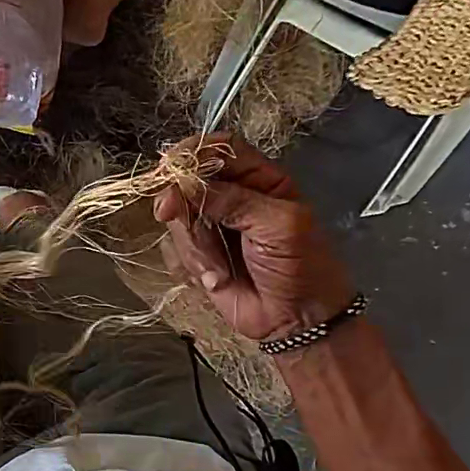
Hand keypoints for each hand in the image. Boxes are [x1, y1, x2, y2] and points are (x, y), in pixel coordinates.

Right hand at [153, 133, 353, 341]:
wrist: (297, 321)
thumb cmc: (302, 267)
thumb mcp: (279, 226)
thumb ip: (234, 201)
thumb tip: (185, 185)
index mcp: (259, 179)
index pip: (220, 149)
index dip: (193, 152)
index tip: (170, 167)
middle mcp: (231, 197)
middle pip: (188, 181)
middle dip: (178, 199)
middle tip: (167, 212)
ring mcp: (212, 227)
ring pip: (178, 217)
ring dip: (194, 245)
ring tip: (220, 270)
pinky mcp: (199, 255)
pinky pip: (176, 248)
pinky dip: (193, 264)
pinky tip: (216, 279)